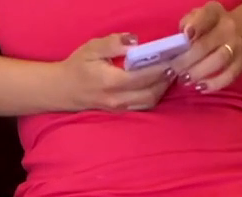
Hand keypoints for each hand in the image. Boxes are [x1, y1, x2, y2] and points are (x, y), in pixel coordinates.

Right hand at [53, 34, 173, 111]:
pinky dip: (155, 95)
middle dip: (166, 79)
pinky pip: (144, 106)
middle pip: (151, 93)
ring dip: (163, 88)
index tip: (172, 57)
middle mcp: (118, 99)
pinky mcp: (122, 112)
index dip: (160, 68)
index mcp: (111, 81)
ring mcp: (121, 108)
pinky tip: (159, 84)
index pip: (143, 76)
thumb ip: (114, 43)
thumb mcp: (92, 48)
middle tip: (177, 64)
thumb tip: (135, 41)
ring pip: (150, 102)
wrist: (64, 91)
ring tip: (171, 73)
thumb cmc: (77, 67)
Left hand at [173, 2, 241, 93]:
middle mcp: (228, 28)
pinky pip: (228, 76)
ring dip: (198, 73)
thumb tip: (181, 37)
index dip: (196, 25)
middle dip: (187, 60)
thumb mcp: (200, 17)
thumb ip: (188, 23)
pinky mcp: (240, 64)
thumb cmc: (212, 27)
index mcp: (215, 13)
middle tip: (174, 71)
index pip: (206, 15)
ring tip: (184, 80)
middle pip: (206, 45)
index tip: (185, 36)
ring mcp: (236, 47)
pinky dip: (214, 84)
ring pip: (218, 61)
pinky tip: (200, 87)